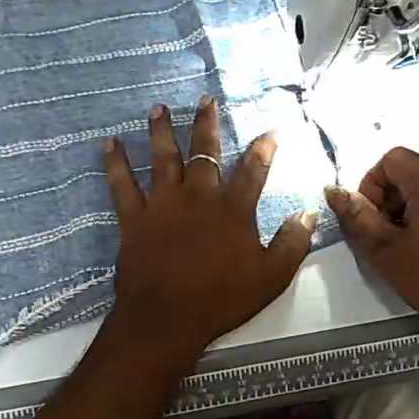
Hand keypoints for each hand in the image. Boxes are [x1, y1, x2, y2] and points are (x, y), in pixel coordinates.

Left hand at [102, 98, 315, 370]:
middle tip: (205, 100)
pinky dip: (115, 162)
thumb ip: (292, 243)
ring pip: (162, 158)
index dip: (263, 149)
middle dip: (206, 124)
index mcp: (232, 209)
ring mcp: (163, 203)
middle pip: (204, 152)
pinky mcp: (134, 217)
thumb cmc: (221, 299)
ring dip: (160, 131)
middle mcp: (198, 196)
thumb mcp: (271, 277)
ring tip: (158, 108)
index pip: (252, 170)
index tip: (269, 132)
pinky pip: (122, 184)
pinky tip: (109, 142)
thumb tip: (308, 213)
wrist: (167, 318)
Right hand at [325, 147, 418, 351]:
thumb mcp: (386, 252)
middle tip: (386, 240)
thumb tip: (335, 192)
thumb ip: (357, 217)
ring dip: (412, 213)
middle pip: (413, 174)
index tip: (371, 220)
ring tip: (410, 251)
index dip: (372, 185)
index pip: (392, 159)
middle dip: (391, 201)